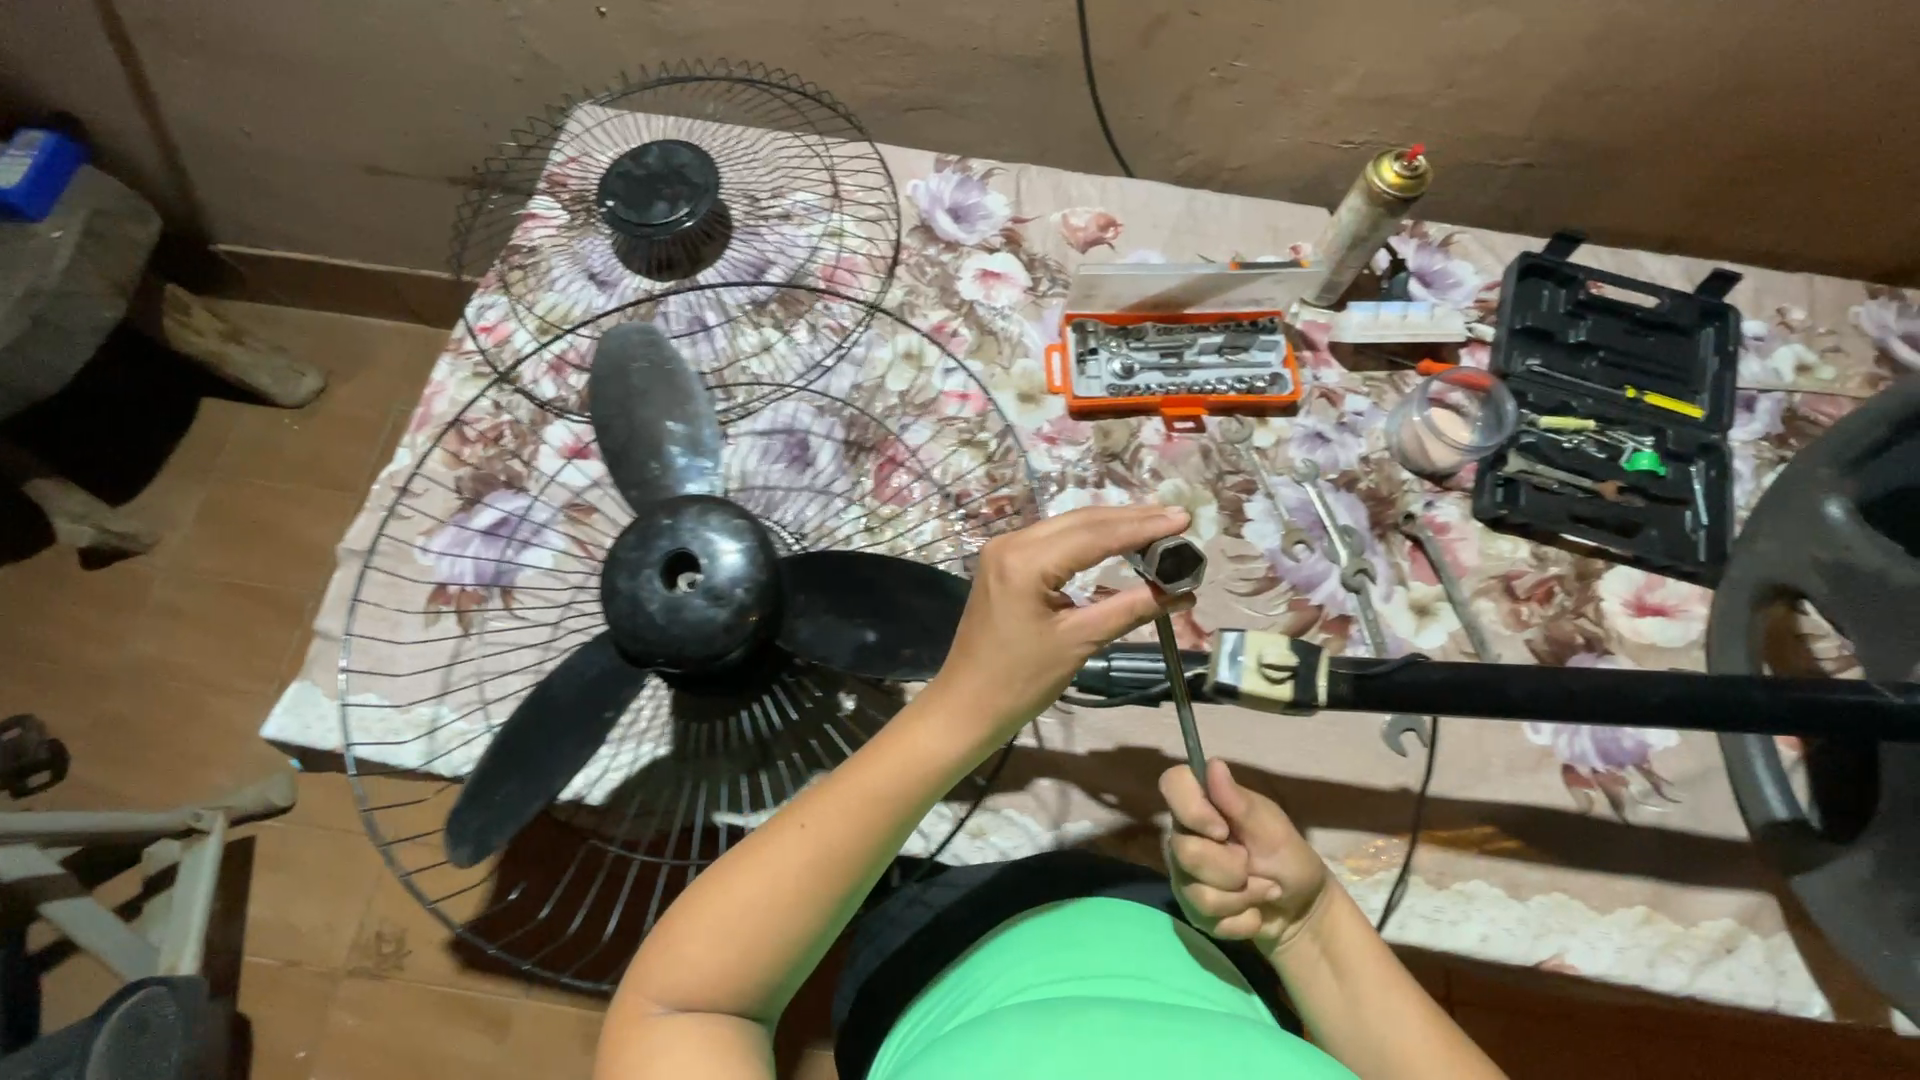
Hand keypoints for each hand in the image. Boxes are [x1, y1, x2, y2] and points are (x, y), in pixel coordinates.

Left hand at [925, 504, 1193, 739]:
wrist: (967, 705)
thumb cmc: (1020, 681)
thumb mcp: (1079, 642)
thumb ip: (1130, 608)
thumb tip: (1182, 591)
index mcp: (1025, 561)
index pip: (1095, 534)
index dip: (1142, 527)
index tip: (1184, 520)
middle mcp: (1011, 543)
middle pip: (1081, 521)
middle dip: (1131, 519)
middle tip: (1178, 520)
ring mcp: (1003, 551)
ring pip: (1067, 527)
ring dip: (1111, 526)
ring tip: (1157, 526)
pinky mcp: (1004, 563)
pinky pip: (1054, 541)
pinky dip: (1088, 540)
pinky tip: (1117, 542)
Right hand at [1161, 758, 1332, 955]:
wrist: (1301, 910)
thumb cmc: (1289, 858)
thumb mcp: (1273, 829)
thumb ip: (1240, 802)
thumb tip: (1213, 763)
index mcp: (1204, 804)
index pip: (1172, 784)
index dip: (1191, 808)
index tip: (1221, 829)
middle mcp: (1185, 834)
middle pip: (1184, 850)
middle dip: (1231, 867)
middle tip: (1253, 864)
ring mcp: (1184, 873)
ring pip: (1197, 890)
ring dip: (1242, 896)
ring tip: (1261, 889)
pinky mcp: (1191, 908)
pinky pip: (1206, 917)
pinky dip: (1241, 918)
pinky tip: (1252, 911)